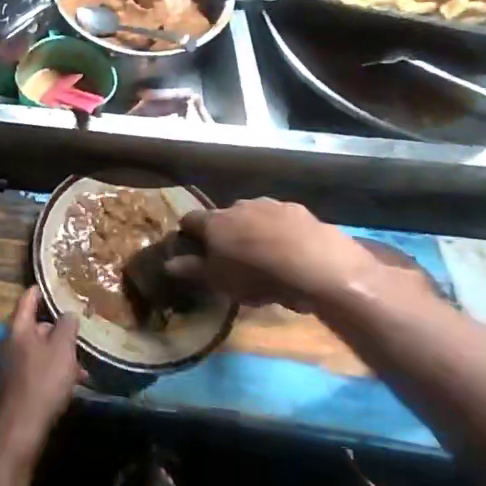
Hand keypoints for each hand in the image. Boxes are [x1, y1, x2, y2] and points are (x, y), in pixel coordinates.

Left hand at [0, 287, 81, 459]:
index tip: (56, 283)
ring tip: (83, 361)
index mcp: (18, 328)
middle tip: (80, 328)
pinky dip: (55, 369)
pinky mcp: (18, 384)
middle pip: (35, 324)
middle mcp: (11, 342)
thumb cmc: (42, 381)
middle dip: (58, 327)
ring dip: (60, 352)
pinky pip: (39, 367)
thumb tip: (68, 313)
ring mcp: (12, 364)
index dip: (41, 289)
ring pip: (40, 348)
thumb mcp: (62, 349)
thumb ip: (66, 326)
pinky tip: (74, 381)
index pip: (27, 298)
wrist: (20, 427)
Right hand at [166, 197, 411, 311]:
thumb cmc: (257, 276)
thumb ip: (193, 269)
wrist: (317, 267)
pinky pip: (282, 220)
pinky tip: (292, 251)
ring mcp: (270, 205)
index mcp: (214, 221)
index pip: (190, 219)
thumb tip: (167, 264)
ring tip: (265, 254)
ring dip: (254, 229)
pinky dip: (281, 231)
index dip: (189, 233)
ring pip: (254, 215)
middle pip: (224, 216)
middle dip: (225, 231)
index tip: (193, 248)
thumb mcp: (220, 281)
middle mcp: (238, 205)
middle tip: (233, 255)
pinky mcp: (299, 210)